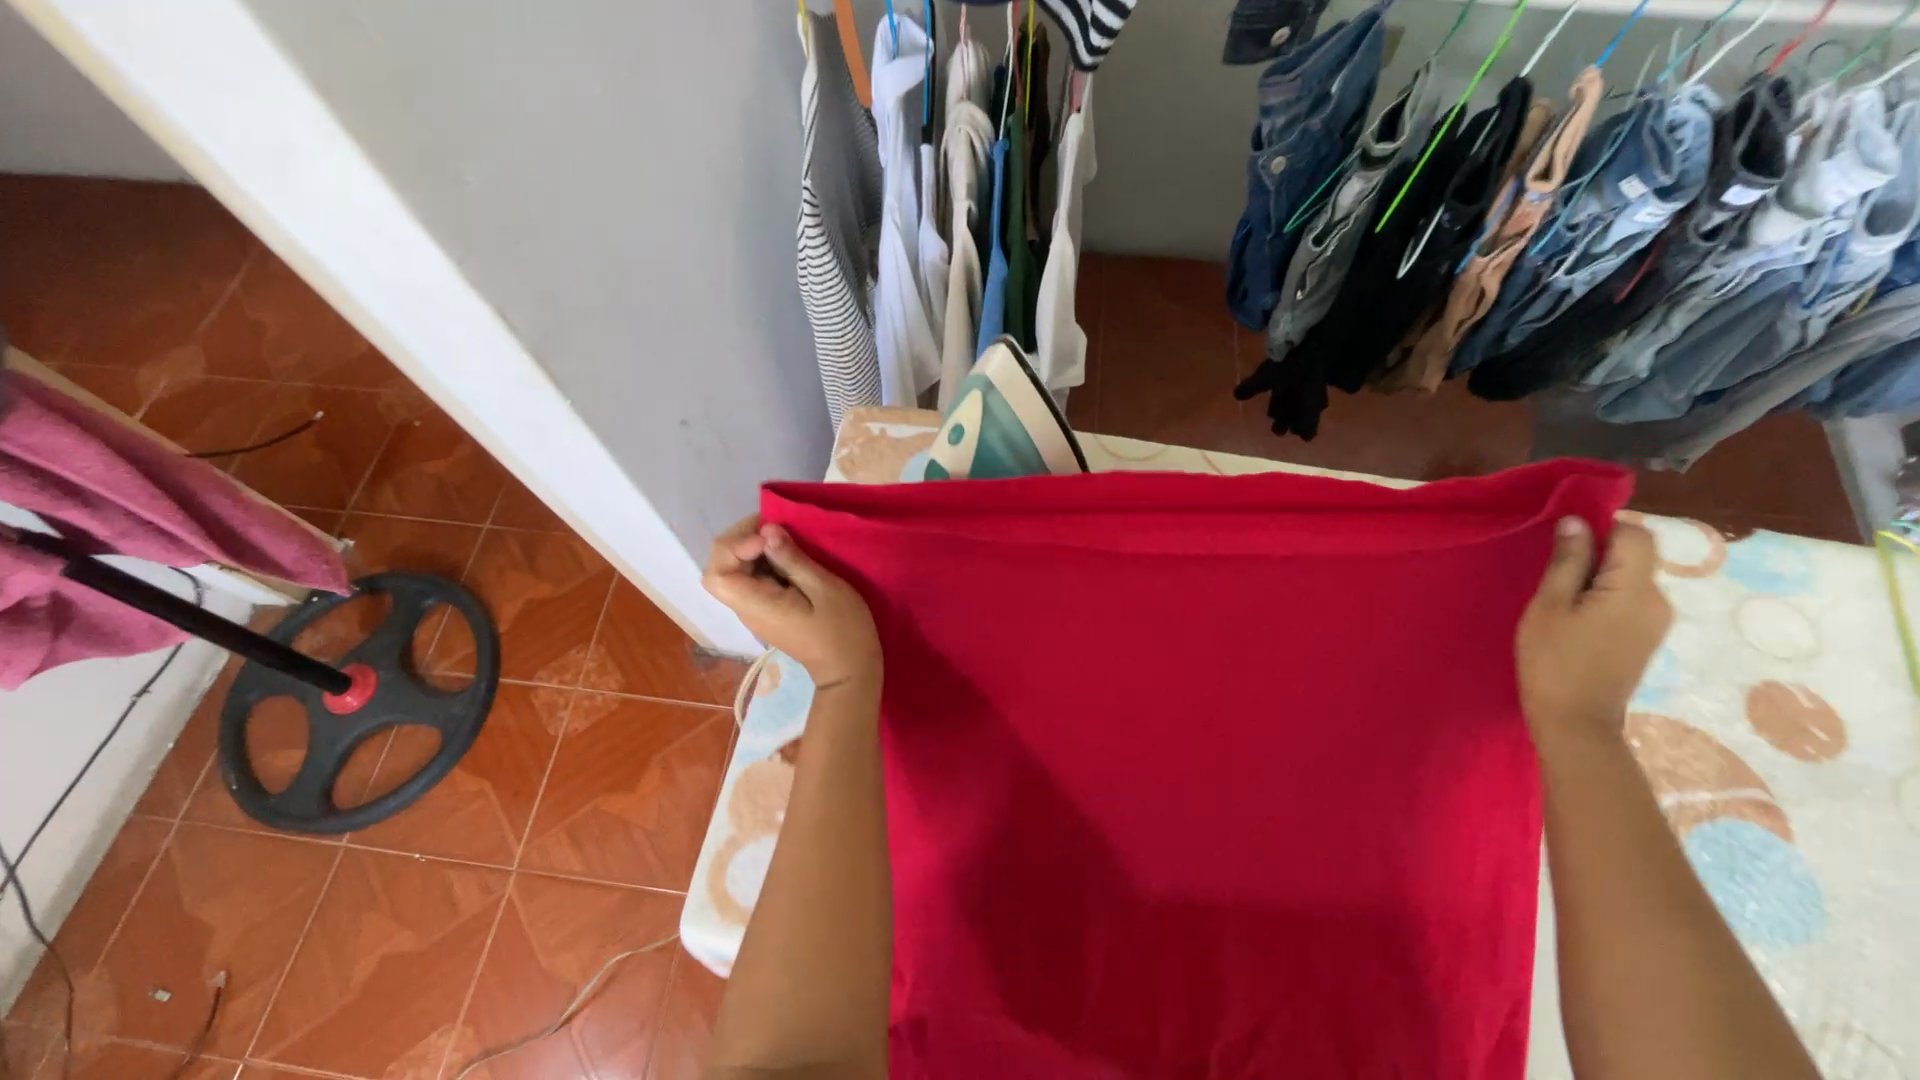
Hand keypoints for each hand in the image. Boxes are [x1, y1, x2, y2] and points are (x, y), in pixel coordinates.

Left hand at [703, 515, 881, 694]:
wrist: (849, 670)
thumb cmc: (843, 630)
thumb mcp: (825, 589)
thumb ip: (793, 560)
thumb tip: (767, 531)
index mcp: (758, 606)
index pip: (717, 575)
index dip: (734, 547)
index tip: (767, 538)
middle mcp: (747, 609)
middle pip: (720, 568)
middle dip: (741, 539)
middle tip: (775, 526)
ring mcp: (754, 610)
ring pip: (734, 570)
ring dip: (752, 547)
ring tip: (783, 536)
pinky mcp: (765, 608)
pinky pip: (751, 578)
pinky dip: (762, 559)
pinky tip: (786, 553)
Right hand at [1516, 516, 1671, 756]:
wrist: (1576, 722)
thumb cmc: (1553, 661)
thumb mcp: (1549, 606)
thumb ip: (1567, 561)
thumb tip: (1576, 521)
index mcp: (1636, 590)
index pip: (1636, 534)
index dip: (1602, 527)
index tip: (1565, 542)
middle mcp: (1659, 600)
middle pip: (1637, 554)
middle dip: (1598, 553)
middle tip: (1554, 574)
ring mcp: (1656, 620)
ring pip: (1632, 576)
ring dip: (1599, 575)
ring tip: (1561, 600)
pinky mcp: (1647, 635)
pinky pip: (1631, 598)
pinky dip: (1605, 595)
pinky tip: (1576, 618)